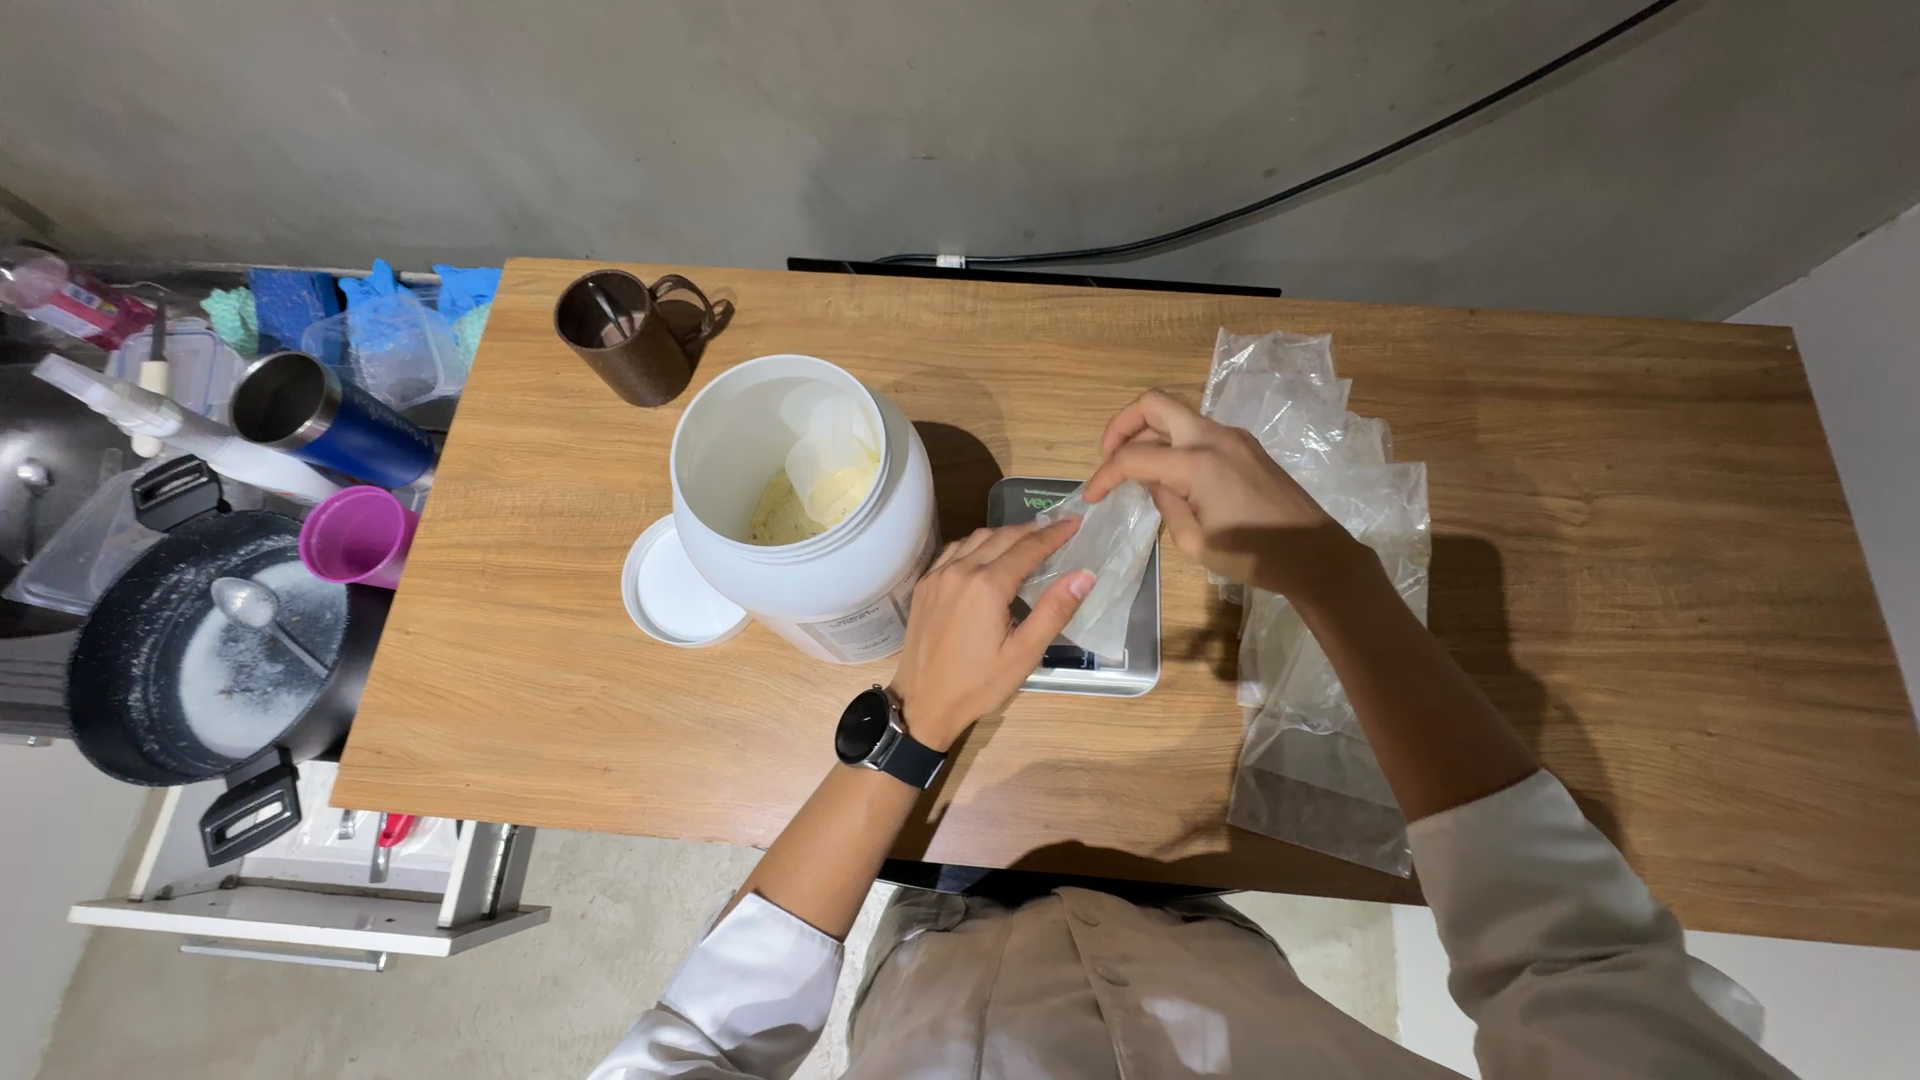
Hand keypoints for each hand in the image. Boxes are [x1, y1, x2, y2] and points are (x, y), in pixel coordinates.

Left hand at [889, 519, 1092, 751]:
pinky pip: (954, 550)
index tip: (1075, 522)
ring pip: (976, 539)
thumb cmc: (978, 684)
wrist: (923, 703)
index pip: (1029, 548)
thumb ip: (1054, 611)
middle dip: (1032, 529)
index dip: (1055, 534)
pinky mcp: (925, 585)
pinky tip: (987, 552)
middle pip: (1003, 536)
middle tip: (1057, 527)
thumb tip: (1084, 575)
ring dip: (1004, 533)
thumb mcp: (1024, 654)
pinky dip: (977, 544)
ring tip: (1027, 538)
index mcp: (988, 586)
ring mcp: (938, 576)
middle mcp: (961, 571)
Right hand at [1085, 389, 1373, 604]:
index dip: (1105, 475)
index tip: (1091, 496)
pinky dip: (1173, 442)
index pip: (1134, 457)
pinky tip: (1168, 474)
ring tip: (1135, 468)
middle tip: (1109, 456)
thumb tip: (1154, 483)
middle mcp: (1213, 437)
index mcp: (1198, 464)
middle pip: (1154, 403)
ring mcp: (1232, 436)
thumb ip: (1165, 504)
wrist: (1315, 554)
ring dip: (1148, 432)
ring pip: (1176, 413)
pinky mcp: (1245, 445)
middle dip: (1121, 424)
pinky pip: (1197, 430)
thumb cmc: (1253, 556)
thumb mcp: (1194, 542)